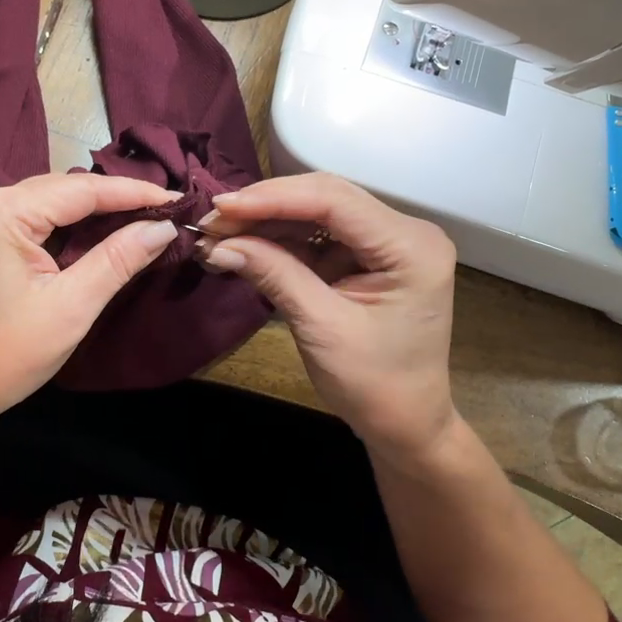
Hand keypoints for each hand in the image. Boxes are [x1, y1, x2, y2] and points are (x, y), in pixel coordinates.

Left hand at [0, 172, 180, 441]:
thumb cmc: (9, 355)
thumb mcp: (72, 306)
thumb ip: (118, 258)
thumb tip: (164, 226)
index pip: (79, 189)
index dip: (133, 193)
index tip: (178, 199)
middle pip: (63, 189)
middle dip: (116, 199)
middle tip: (167, 210)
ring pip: (50, 199)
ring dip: (96, 209)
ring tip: (146, 215)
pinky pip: (35, 214)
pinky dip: (70, 222)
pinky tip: (104, 227)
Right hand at [196, 173, 459, 459]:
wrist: (403, 423)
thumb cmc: (373, 383)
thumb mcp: (321, 328)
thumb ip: (274, 275)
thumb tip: (217, 245)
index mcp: (410, 246)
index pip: (335, 201)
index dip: (274, 198)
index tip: (222, 205)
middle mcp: (404, 232)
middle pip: (325, 198)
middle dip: (264, 206)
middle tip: (211, 218)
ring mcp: (384, 242)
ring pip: (315, 213)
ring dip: (265, 221)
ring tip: (216, 231)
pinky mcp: (364, 256)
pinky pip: (315, 235)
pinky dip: (277, 239)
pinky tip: (241, 242)